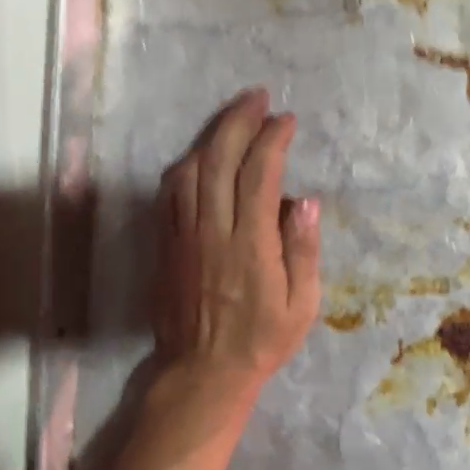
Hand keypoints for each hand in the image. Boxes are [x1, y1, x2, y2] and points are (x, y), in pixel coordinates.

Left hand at [151, 87, 320, 415]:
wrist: (202, 372)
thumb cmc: (262, 340)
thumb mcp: (301, 306)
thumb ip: (303, 251)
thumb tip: (303, 201)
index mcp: (250, 245)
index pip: (259, 176)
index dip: (272, 140)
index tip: (286, 121)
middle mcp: (212, 231)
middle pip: (220, 160)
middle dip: (239, 122)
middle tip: (257, 97)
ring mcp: (182, 236)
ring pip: (190, 170)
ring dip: (211, 136)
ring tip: (232, 116)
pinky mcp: (165, 244)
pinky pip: (170, 193)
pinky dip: (186, 165)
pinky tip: (200, 155)